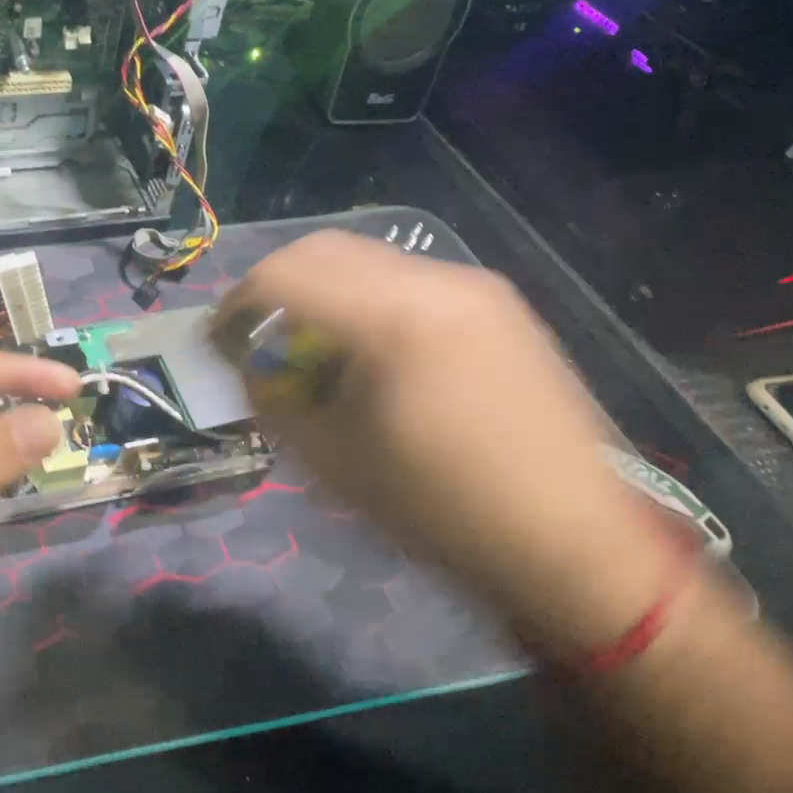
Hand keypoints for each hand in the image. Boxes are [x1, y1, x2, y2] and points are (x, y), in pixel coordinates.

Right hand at [220, 232, 677, 649]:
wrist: (576, 542)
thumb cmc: (443, 511)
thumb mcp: (334, 460)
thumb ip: (272, 398)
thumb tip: (244, 364)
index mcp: (392, 318)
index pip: (282, 276)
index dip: (234, 304)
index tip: (215, 339)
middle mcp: (435, 281)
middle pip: (322, 250)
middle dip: (273, 285)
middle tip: (252, 333)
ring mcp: (474, 288)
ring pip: (367, 259)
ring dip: (321, 289)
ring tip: (308, 344)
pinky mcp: (498, 306)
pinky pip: (408, 280)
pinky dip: (366, 299)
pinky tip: (366, 349)